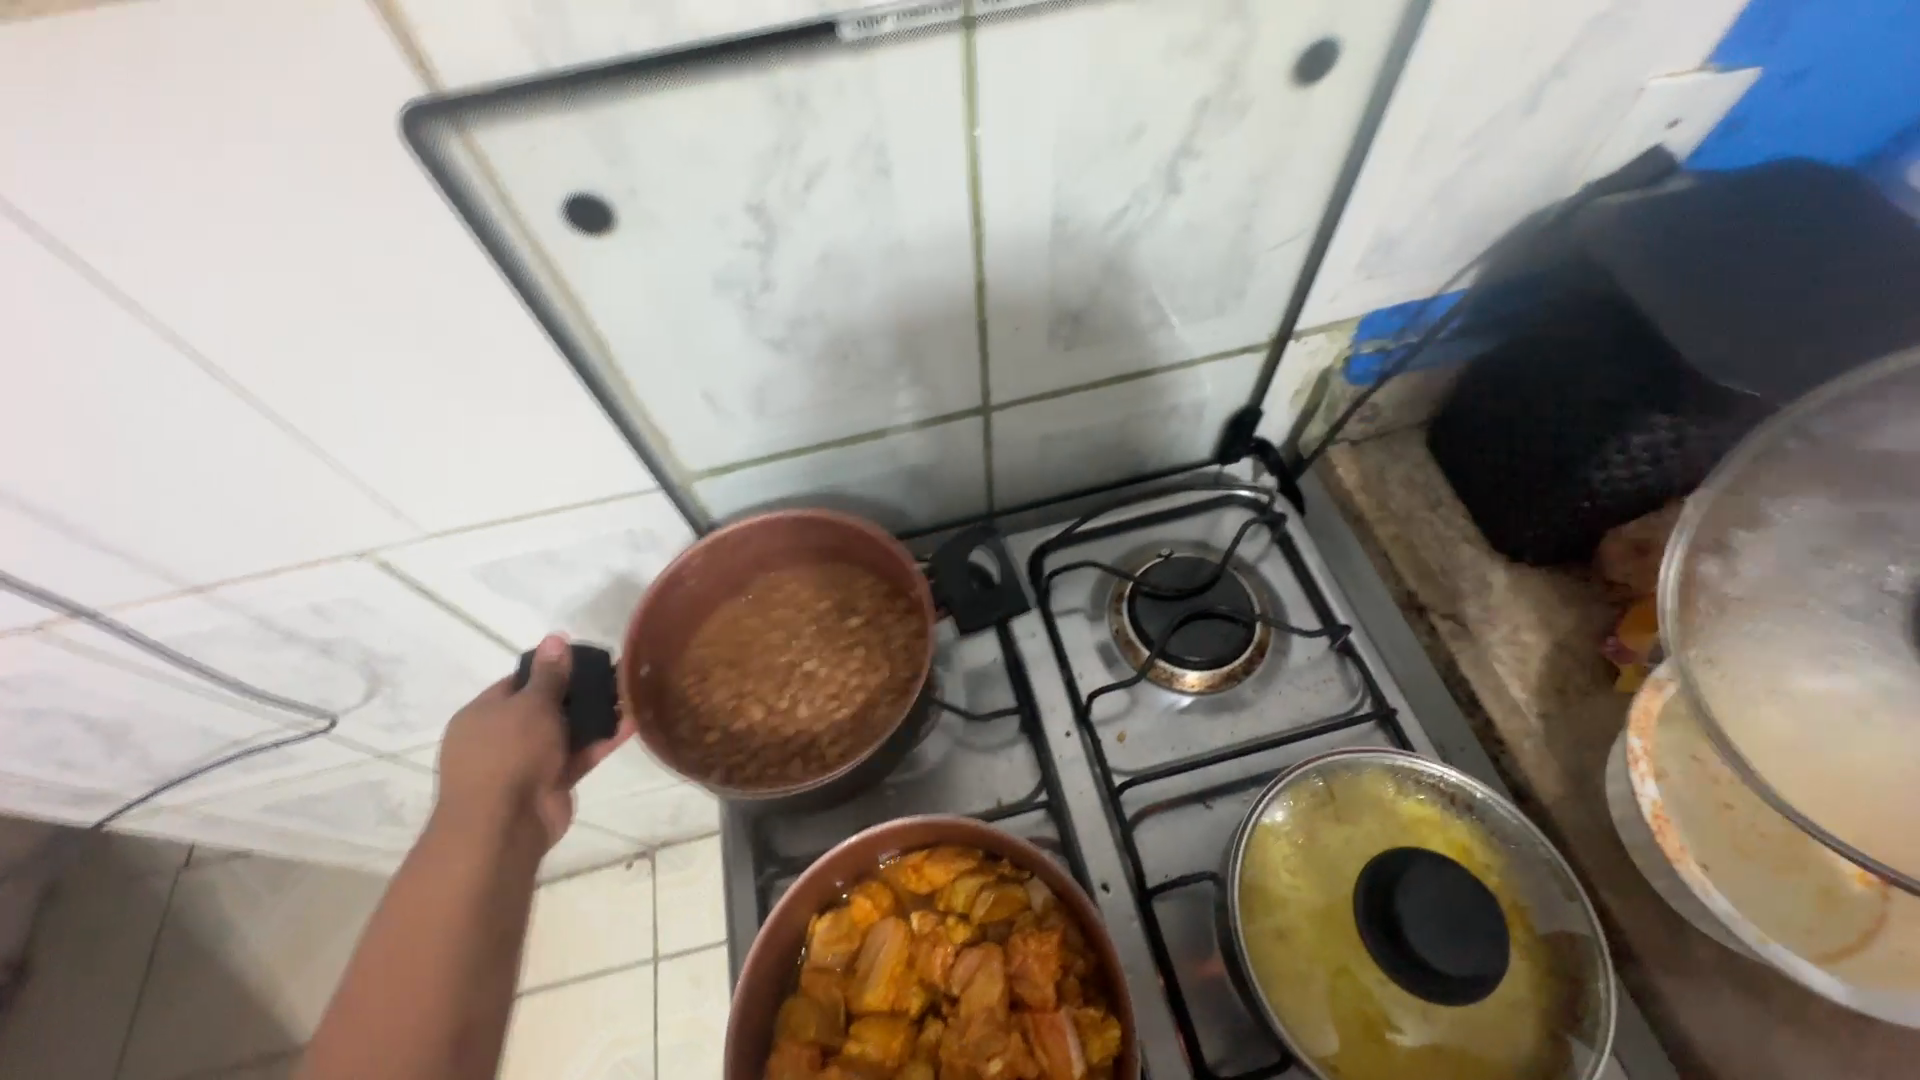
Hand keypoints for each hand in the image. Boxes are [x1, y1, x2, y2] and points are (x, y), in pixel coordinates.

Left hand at [432, 634, 633, 850]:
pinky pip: (578, 756)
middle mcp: (501, 737)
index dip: (550, 670)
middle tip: (613, 677)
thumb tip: (555, 637)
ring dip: (595, 717)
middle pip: (545, 708)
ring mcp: (526, 763)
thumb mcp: (531, 704)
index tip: (583, 661)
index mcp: (483, 714)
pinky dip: (601, 742)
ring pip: (565, 733)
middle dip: (578, 693)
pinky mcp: (550, 784)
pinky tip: (631, 725)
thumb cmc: (509, 753)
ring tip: (630, 697)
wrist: (503, 824)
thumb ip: (550, 674)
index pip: (517, 683)